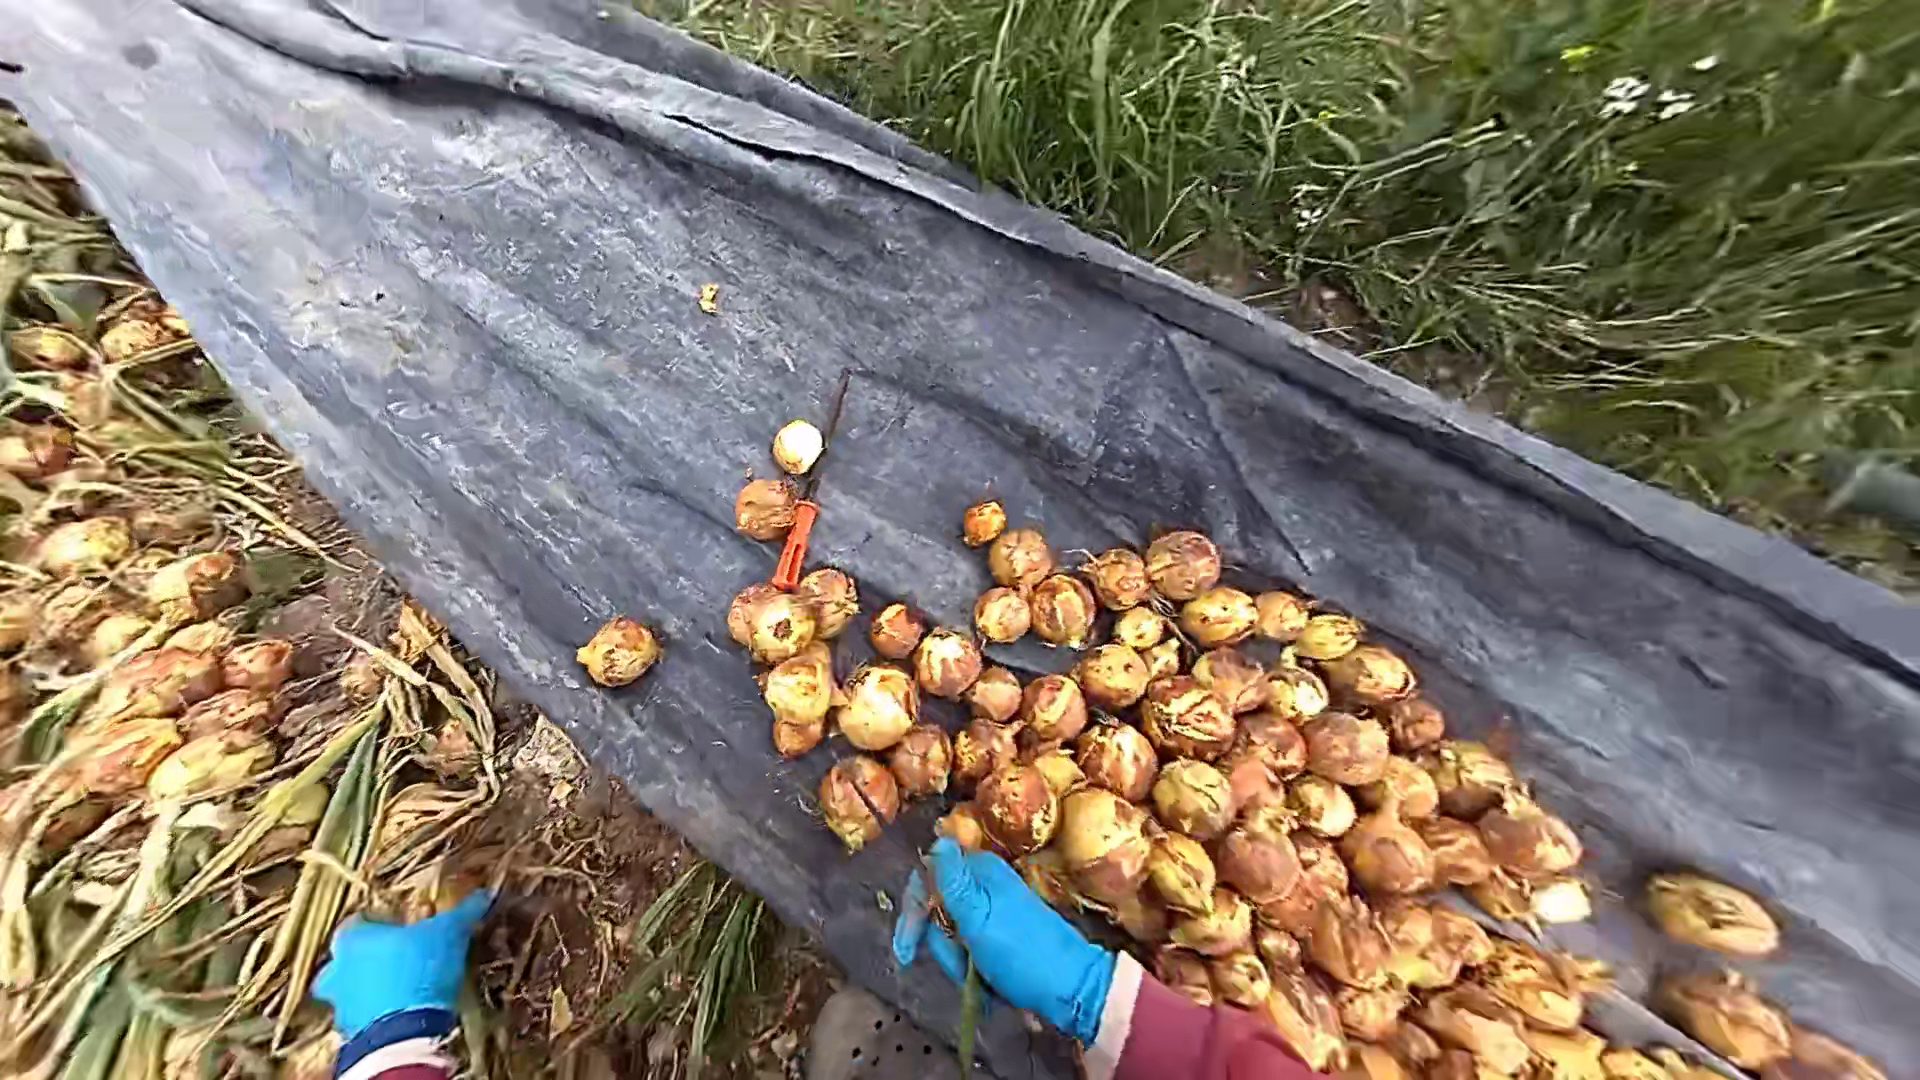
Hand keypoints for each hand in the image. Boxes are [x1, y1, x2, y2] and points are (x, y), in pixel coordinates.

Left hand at [313, 891, 492, 1037]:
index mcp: (355, 941)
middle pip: (348, 958)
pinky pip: (366, 1009)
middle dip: (369, 954)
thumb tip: (481, 895)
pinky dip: (383, 1003)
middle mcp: (339, 972)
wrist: (405, 1030)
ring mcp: (342, 1004)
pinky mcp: (352, 1030)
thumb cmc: (420, 967)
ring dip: (376, 980)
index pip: (357, 922)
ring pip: (354, 985)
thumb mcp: (452, 929)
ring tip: (410, 975)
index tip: (399, 918)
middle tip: (399, 948)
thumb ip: (464, 910)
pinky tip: (410, 998)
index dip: (378, 918)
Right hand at [892, 837, 1114, 1042]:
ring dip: (958, 961)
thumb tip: (937, 838)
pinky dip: (973, 970)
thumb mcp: (979, 916)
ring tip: (981, 979)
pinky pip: (969, 948)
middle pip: (937, 907)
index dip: (914, 909)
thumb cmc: (1020, 950)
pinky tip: (987, 985)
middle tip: (960, 968)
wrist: (1068, 987)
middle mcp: (984, 882)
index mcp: (980, 869)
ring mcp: (992, 909)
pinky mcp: (999, 933)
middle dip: (942, 943)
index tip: (908, 948)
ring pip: (951, 933)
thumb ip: (953, 879)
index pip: (929, 875)